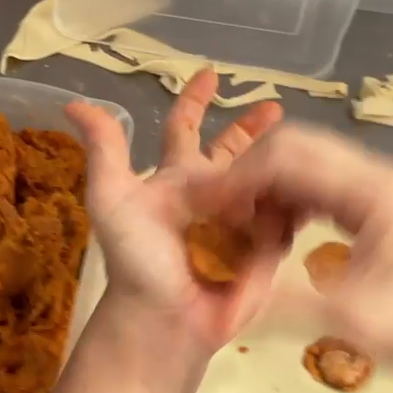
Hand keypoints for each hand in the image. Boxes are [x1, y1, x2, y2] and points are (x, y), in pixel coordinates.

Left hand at [64, 69, 288, 371]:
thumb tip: (74, 104)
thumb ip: (104, 149)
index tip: (211, 73)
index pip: (186, 129)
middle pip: (235, 151)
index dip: (194, 101)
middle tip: (277, 108)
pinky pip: (287, 214)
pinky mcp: (267, 249)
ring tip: (303, 143)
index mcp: (175, 178)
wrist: (167, 319)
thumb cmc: (137, 258)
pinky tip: (319, 178)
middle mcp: (210, 195)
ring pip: (267, 178)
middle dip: (253, 128)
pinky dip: (299, 197)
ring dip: (283, 158)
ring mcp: (241, 222)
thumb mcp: (112, 197)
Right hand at [187, 123, 392, 385]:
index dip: (239, 177)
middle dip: (247, 174)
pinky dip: (283, 197)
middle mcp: (372, 174)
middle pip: (291, 146)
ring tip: (242, 225)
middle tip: (218, 213)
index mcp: (371, 191)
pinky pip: (314, 181)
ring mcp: (374, 184)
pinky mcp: (372, 201)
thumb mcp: (355, 322)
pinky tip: (273, 232)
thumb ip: (286, 302)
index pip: (287, 157)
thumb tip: (224, 298)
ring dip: (264, 184)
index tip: (207, 208)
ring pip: (300, 160)